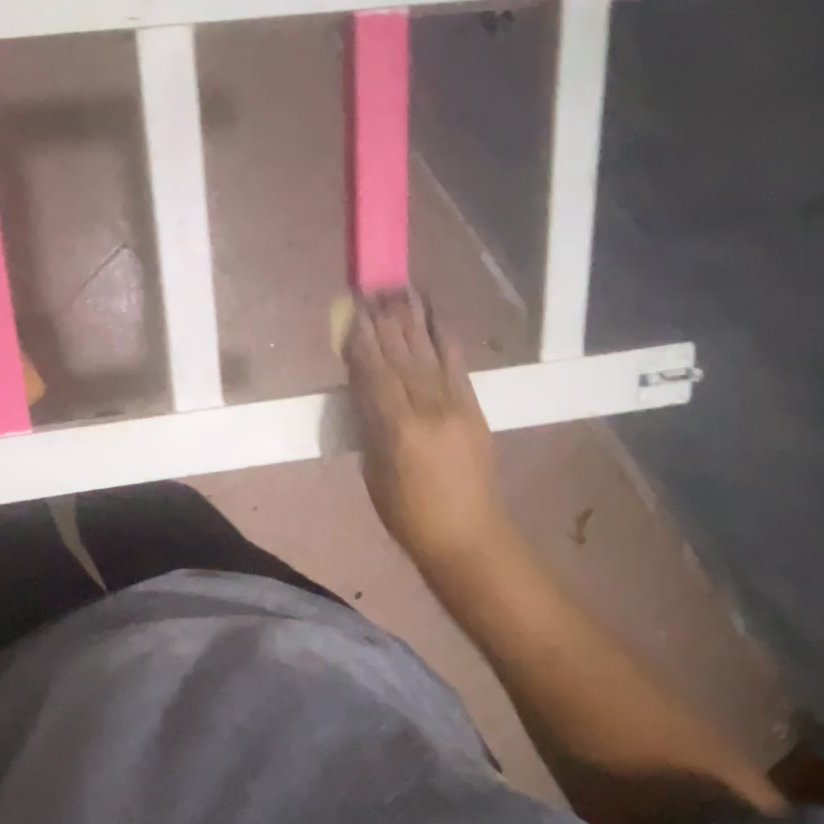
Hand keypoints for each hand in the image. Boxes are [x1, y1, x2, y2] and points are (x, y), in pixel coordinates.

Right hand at [344, 291, 513, 567]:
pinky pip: (456, 363)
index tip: (349, 311)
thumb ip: (370, 426)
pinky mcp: (474, 407)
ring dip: (412, 319)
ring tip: (399, 289)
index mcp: (397, 431)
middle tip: (371, 288)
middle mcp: (428, 409)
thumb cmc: (407, 515)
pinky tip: (433, 315)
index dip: (360, 341)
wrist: (466, 535)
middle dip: (384, 320)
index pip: (374, 374)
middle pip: (401, 355)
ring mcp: (456, 405)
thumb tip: (364, 389)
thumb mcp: (374, 473)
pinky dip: (443, 337)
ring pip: (428, 353)